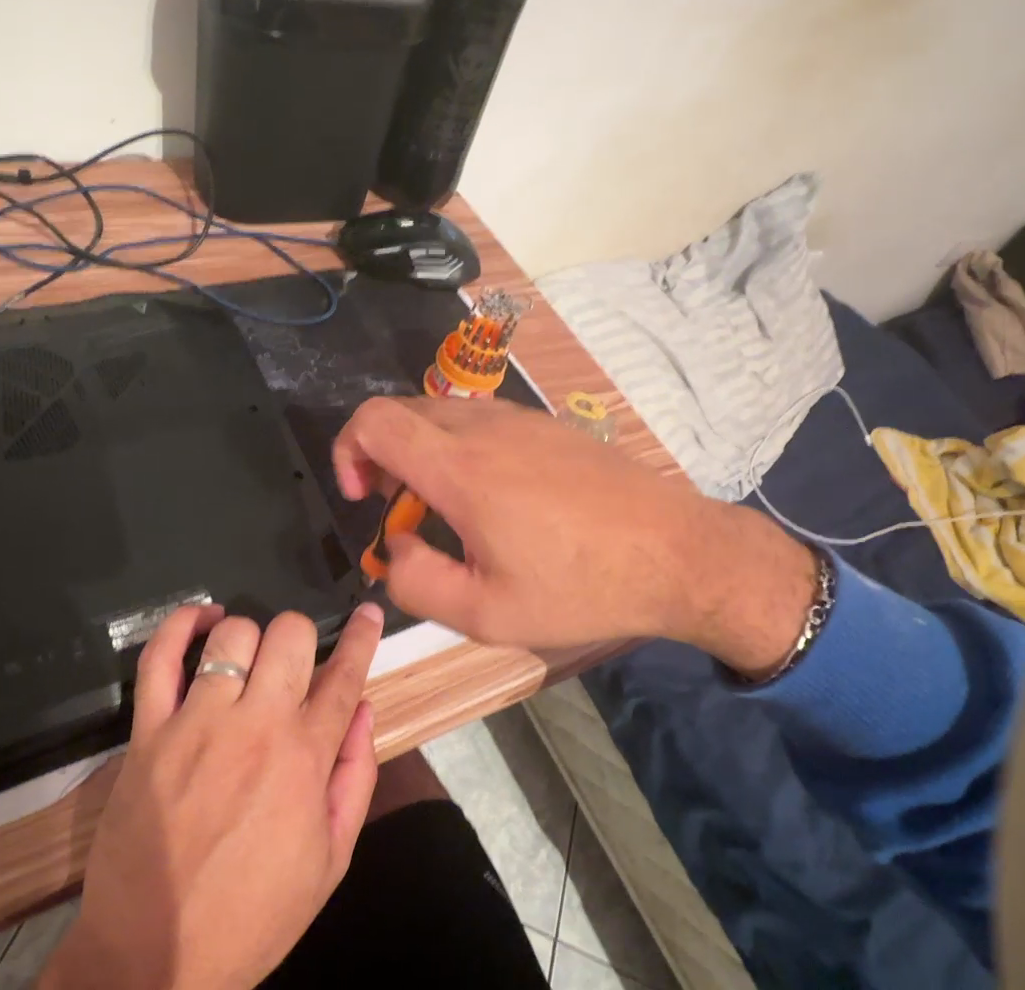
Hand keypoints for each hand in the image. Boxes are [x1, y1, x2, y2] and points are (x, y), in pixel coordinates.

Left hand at [40, 603, 384, 989]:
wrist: (156, 957)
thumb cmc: (254, 914)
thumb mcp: (331, 861)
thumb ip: (354, 778)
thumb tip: (365, 710)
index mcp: (306, 758)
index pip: (345, 676)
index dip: (362, 637)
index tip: (367, 612)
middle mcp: (257, 726)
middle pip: (290, 636)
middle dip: (302, 635)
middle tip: (296, 661)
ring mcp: (198, 723)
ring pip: (233, 636)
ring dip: (250, 637)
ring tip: (248, 661)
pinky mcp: (148, 732)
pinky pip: (158, 658)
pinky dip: (180, 626)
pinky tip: (200, 621)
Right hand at [332, 396, 813, 673]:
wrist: (677, 553)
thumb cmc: (580, 587)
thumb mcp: (485, 613)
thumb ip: (415, 582)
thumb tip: (395, 548)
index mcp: (459, 467)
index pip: (373, 419)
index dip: (348, 450)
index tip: (363, 497)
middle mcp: (484, 426)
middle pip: (401, 411)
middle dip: (380, 455)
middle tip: (397, 509)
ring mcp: (521, 418)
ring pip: (441, 413)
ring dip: (420, 451)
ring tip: (442, 507)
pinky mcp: (549, 425)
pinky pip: (480, 419)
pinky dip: (458, 447)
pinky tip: (490, 497)